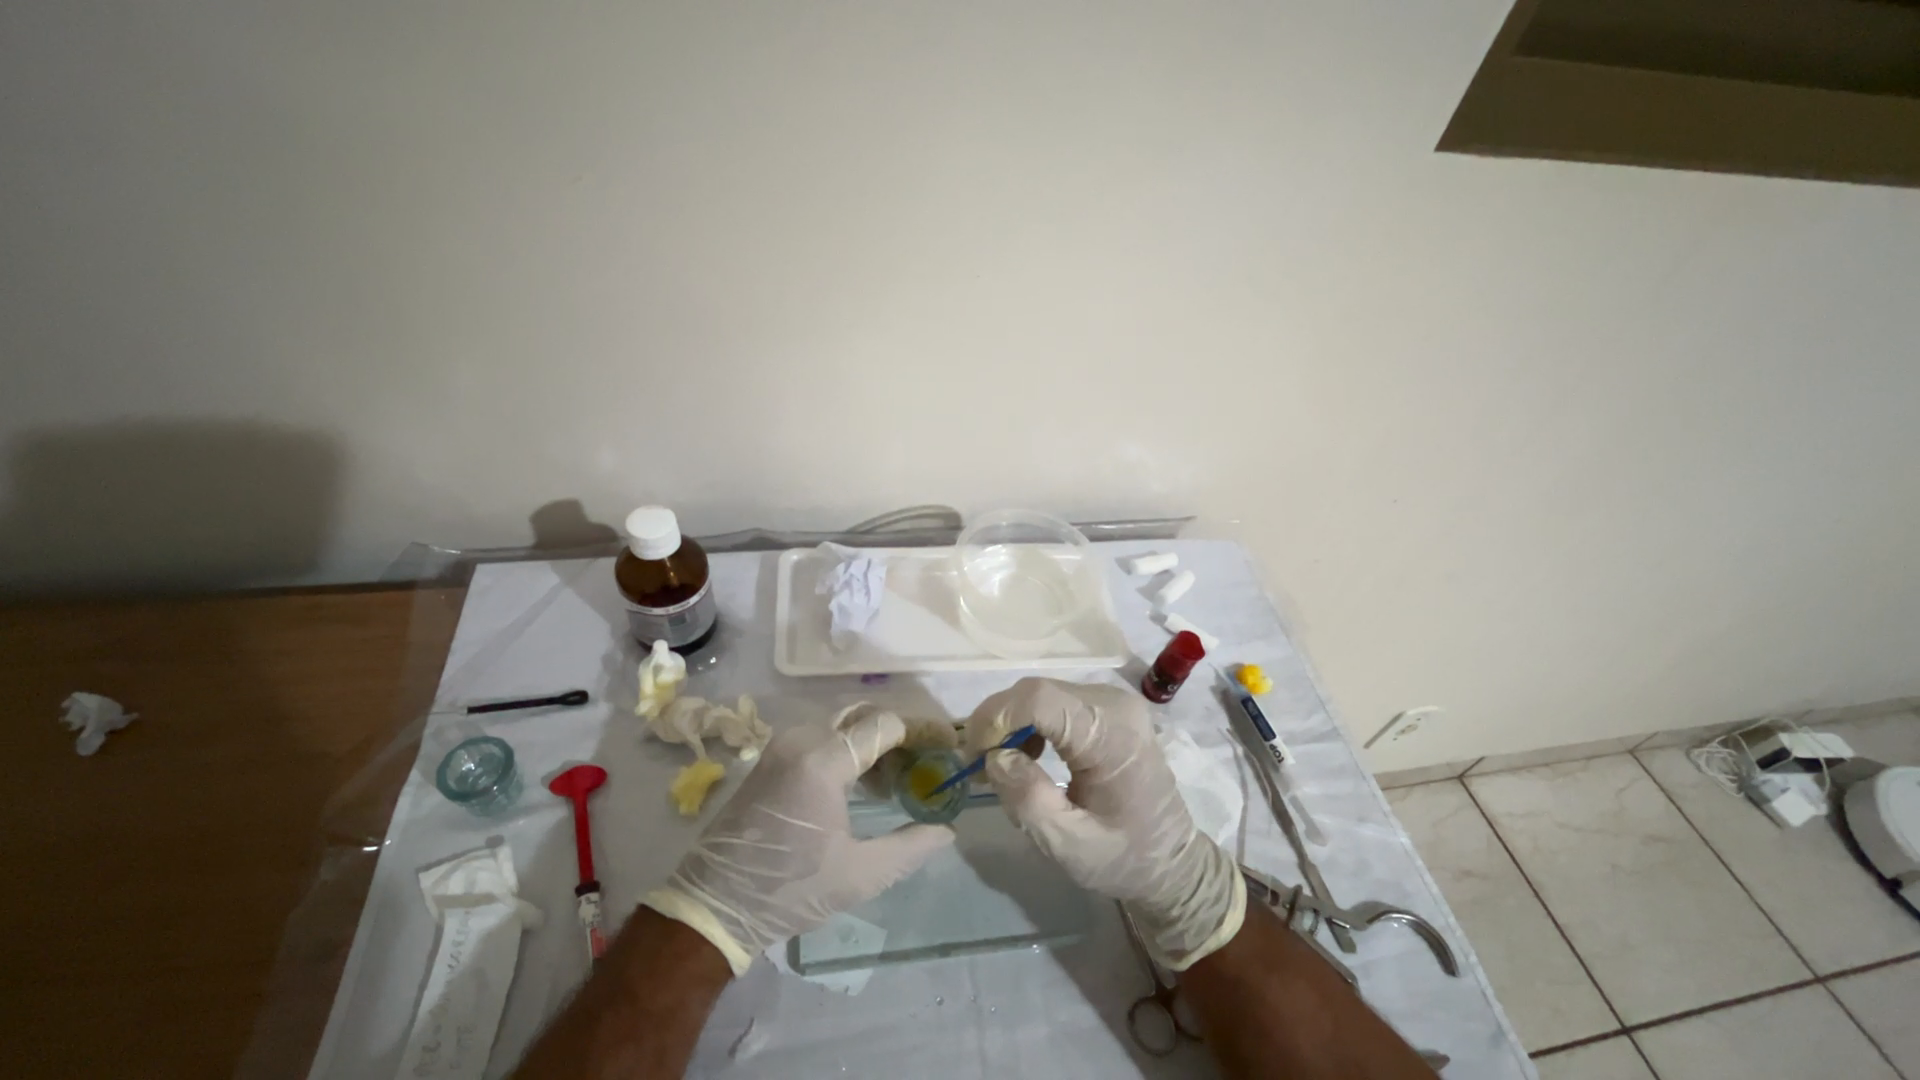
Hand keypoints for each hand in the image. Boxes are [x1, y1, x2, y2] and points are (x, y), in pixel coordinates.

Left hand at [641, 706, 955, 974]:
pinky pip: (818, 738)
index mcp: (822, 761)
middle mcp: (799, 741)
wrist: (715, 906)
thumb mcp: (860, 874)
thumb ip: (910, 847)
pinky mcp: (768, 760)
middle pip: (863, 717)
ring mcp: (779, 747)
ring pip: (840, 726)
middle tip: (921, 767)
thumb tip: (946, 830)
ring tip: (892, 785)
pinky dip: (846, 750)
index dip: (921, 731)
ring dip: (871, 745)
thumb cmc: (790, 891)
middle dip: (897, 737)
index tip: (947, 746)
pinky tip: (859, 787)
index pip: (885, 725)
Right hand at [964, 677, 1243, 969]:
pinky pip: (1054, 701)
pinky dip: (1030, 722)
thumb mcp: (1068, 845)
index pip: (1039, 699)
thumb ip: (1028, 799)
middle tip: (978, 766)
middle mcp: (1114, 703)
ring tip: (1001, 764)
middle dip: (998, 723)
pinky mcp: (1107, 707)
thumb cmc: (1122, 857)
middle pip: (1036, 691)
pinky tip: (1029, 753)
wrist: (1171, 860)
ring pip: (1040, 693)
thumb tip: (996, 757)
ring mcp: (1113, 701)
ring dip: (1011, 723)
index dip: (996, 718)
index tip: (974, 757)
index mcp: (1112, 735)